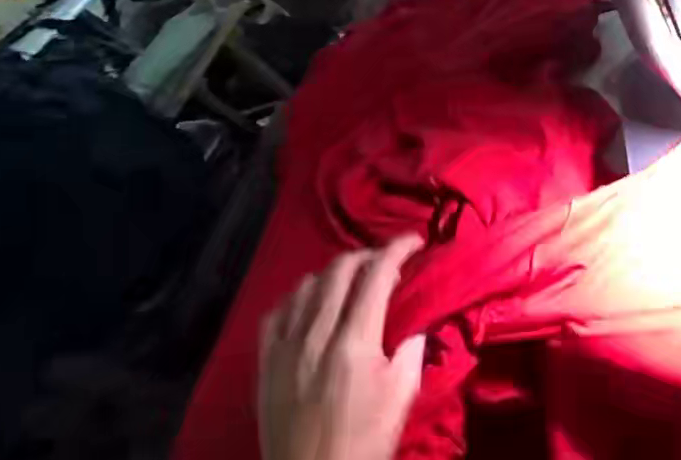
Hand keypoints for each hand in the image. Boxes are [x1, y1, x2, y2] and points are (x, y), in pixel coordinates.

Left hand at [258, 236, 427, 459]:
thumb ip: (412, 350)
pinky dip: (298, 297)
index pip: (377, 275)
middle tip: (385, 261)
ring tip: (350, 282)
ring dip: (334, 274)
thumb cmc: (363, 447)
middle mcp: (317, 334)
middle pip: (341, 268)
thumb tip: (415, 320)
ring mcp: (286, 347)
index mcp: (355, 343)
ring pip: (308, 283)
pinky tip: (310, 305)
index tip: (414, 240)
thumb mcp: (401, 399)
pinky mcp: (265, 363)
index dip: (398, 249)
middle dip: (367, 254)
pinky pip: (278, 310)